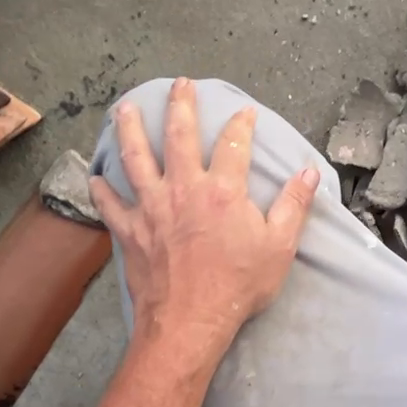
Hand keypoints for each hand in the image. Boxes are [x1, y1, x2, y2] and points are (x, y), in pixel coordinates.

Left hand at [88, 79, 320, 358]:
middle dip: (180, 105)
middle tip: (179, 84)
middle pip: (179, 135)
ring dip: (130, 129)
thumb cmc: (239, 285)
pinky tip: (97, 176)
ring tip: (125, 108)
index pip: (234, 144)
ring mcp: (151, 208)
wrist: (191, 322)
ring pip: (136, 157)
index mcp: (223, 190)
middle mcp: (184, 188)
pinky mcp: (130, 231)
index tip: (245, 112)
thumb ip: (294, 205)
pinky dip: (102, 188)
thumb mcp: (279, 246)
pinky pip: (110, 203)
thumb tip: (308, 173)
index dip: (241, 124)